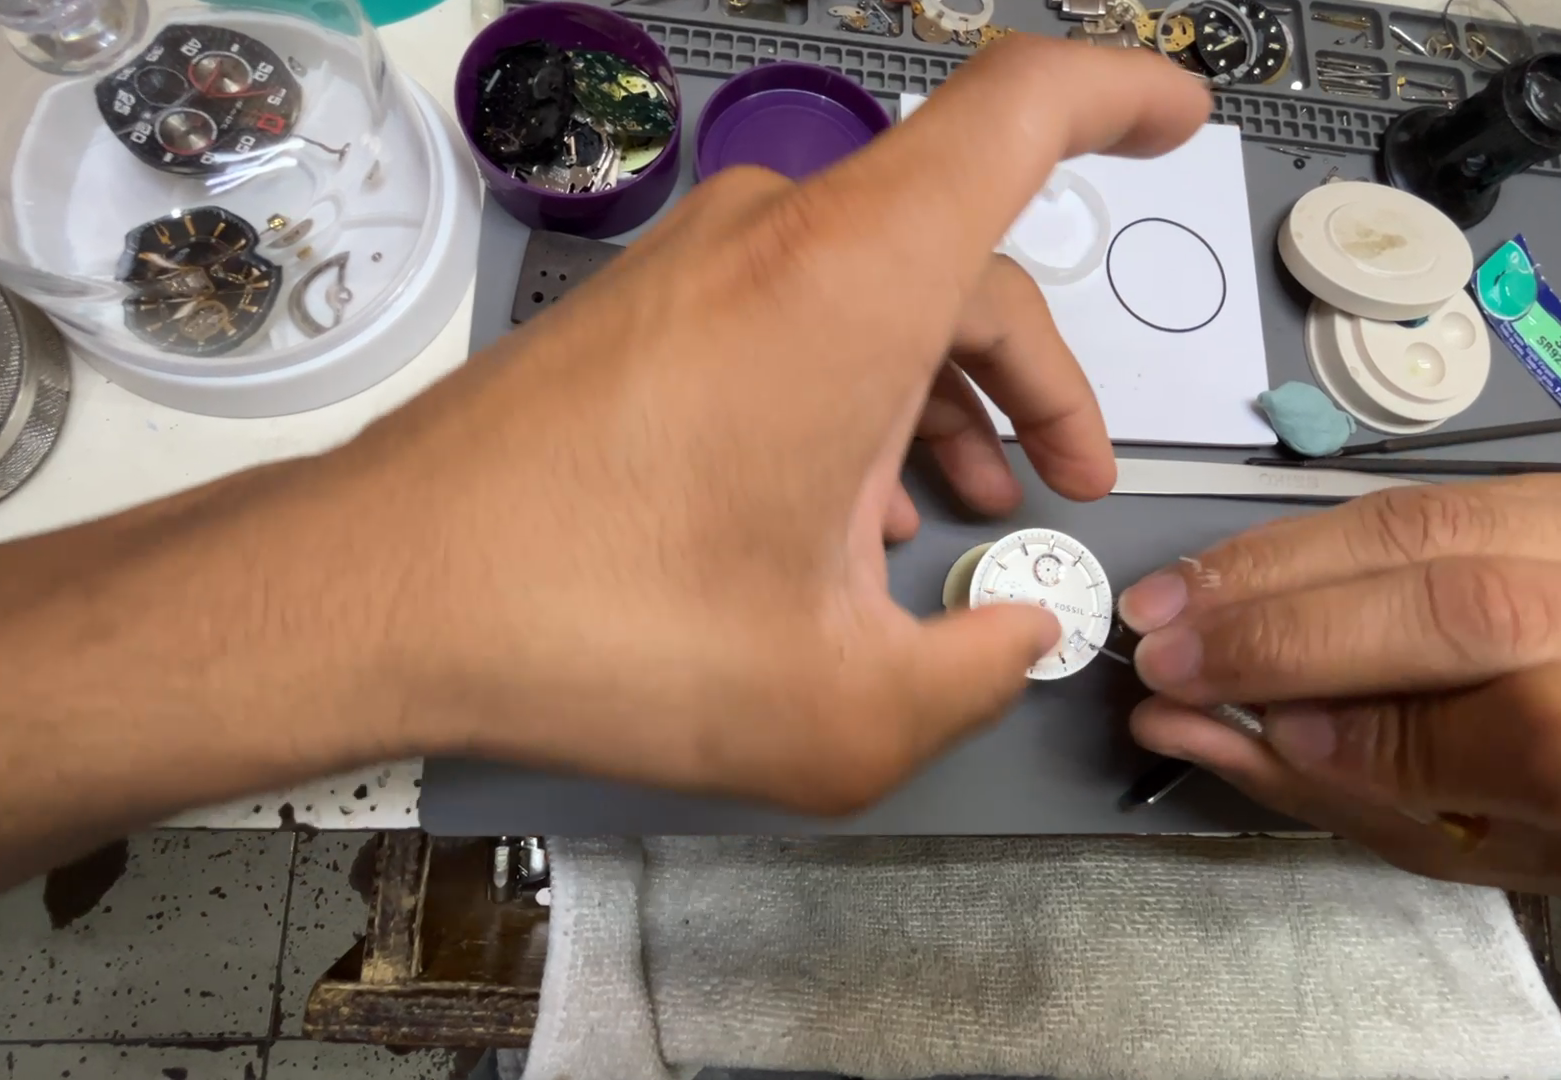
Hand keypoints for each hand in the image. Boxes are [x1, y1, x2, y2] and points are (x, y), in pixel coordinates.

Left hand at [301, 40, 1208, 811]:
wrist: (388, 597)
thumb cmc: (605, 635)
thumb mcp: (838, 707)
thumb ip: (972, 677)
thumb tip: (1020, 636)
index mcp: (852, 289)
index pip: (1019, 114)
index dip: (1117, 99)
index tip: (1173, 121)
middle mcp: (775, 246)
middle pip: (962, 272)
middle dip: (1032, 382)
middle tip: (1058, 483)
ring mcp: (699, 274)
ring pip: (875, 308)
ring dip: (937, 404)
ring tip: (958, 512)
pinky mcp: (646, 321)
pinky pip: (789, 332)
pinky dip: (845, 406)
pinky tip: (836, 510)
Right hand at [1117, 474, 1560, 898]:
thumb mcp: (1491, 849)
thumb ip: (1330, 788)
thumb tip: (1177, 725)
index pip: (1553, 734)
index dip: (1388, 735)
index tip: (1264, 735)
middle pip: (1471, 603)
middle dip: (1285, 632)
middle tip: (1161, 655)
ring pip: (1430, 527)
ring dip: (1268, 565)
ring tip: (1167, 599)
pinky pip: (1416, 498)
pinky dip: (1303, 536)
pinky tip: (1232, 565)